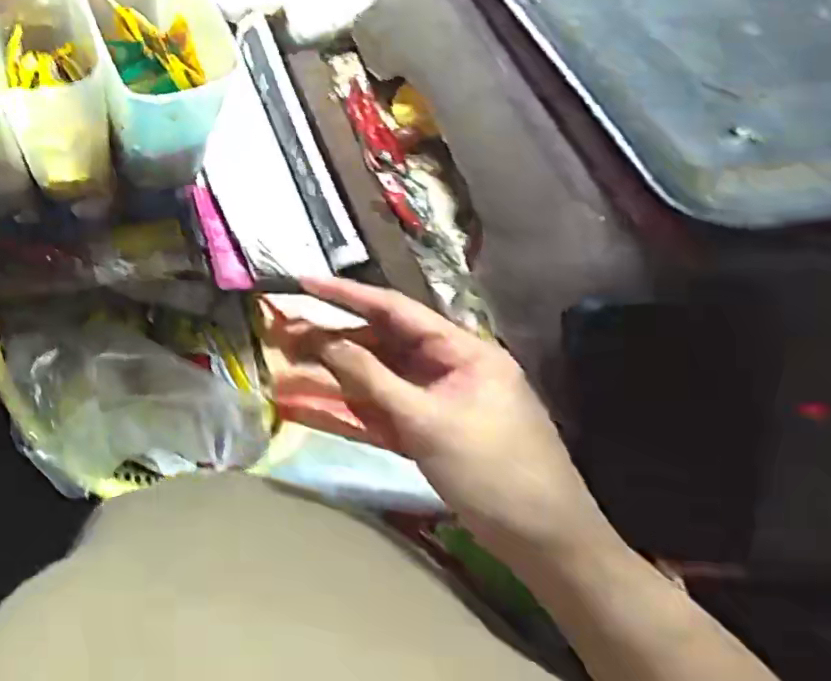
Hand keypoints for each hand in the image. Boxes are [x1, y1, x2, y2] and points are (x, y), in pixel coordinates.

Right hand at [281, 276, 614, 560]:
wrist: (549, 548)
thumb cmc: (495, 472)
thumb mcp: (426, 420)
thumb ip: (368, 375)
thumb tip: (318, 338)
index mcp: (463, 353)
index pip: (394, 310)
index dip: (345, 293)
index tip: (302, 282)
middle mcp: (446, 368)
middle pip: (376, 341)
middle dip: (328, 338)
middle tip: (281, 331)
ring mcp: (433, 399)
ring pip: (370, 374)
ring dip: (329, 374)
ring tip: (284, 366)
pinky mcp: (422, 428)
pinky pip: (374, 408)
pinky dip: (342, 406)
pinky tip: (303, 406)